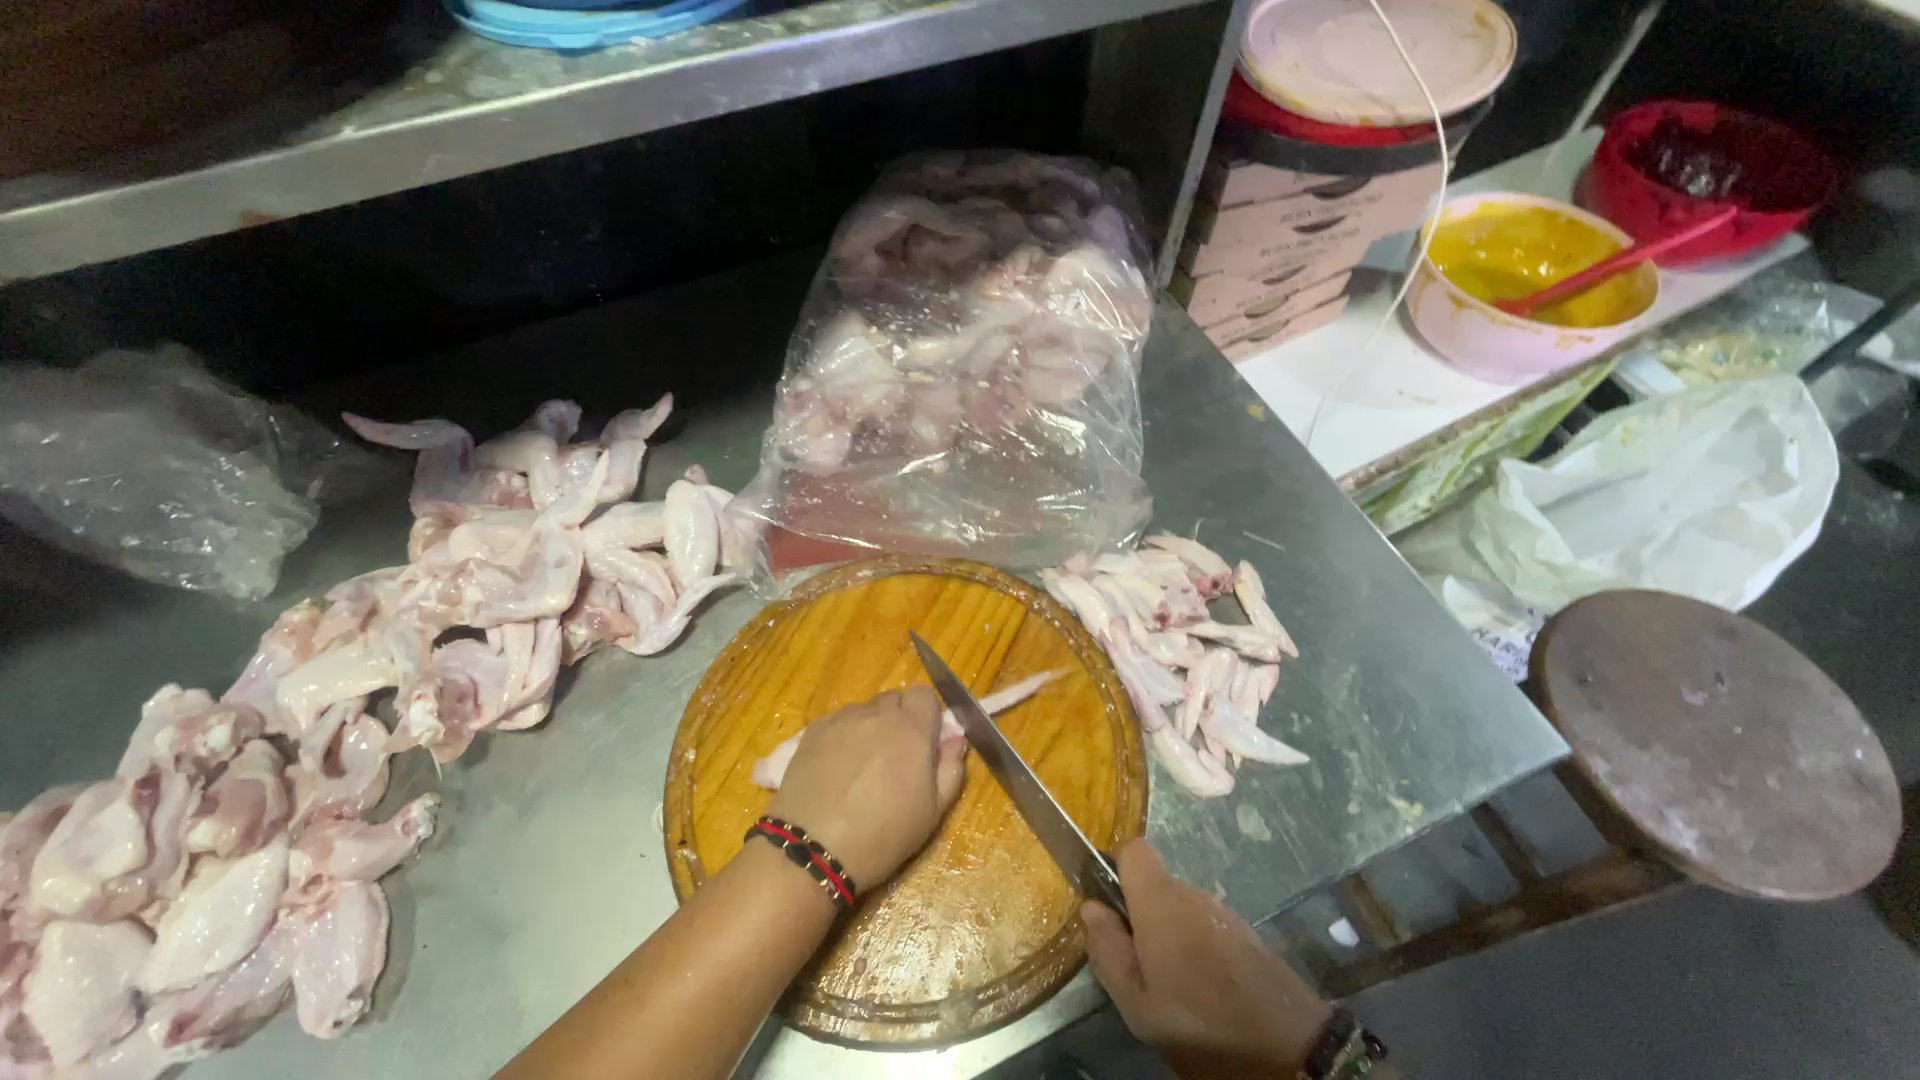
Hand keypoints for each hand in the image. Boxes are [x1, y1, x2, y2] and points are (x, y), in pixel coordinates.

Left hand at [767, 687, 966, 888]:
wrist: (814, 849)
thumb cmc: (883, 835)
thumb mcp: (933, 812)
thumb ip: (950, 768)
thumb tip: (955, 738)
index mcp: (911, 730)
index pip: (925, 695)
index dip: (928, 716)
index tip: (925, 744)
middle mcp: (876, 714)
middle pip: (895, 699)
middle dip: (901, 720)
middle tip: (896, 758)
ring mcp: (841, 720)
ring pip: (865, 710)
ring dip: (871, 727)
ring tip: (862, 767)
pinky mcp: (812, 732)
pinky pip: (838, 721)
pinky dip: (844, 735)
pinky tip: (837, 768)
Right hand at [1082, 839, 1331, 1079]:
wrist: (1292, 1051)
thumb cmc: (1202, 1026)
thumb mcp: (1139, 1006)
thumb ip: (1108, 952)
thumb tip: (1091, 907)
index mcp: (1162, 902)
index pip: (1134, 849)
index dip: (1116, 868)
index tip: (1109, 907)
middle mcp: (1194, 894)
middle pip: (1155, 885)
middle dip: (1141, 915)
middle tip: (1139, 965)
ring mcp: (1224, 912)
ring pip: (1180, 907)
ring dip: (1169, 934)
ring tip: (1173, 984)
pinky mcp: (1247, 933)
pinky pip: (1205, 925)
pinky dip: (1196, 946)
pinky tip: (1203, 989)